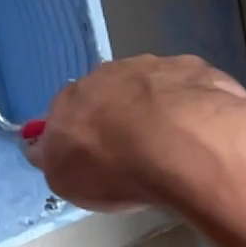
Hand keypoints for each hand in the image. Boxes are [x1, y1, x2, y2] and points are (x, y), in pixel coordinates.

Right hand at [25, 55, 245, 211]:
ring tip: (172, 145)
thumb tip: (43, 149)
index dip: (78, 133)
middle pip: (108, 94)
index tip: (91, 156)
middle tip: (132, 151)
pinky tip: (202, 132)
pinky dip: (193, 105)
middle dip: (117, 116)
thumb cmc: (113, 168)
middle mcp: (107, 74)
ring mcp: (155, 67)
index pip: (65, 111)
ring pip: (149, 86)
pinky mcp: (198, 70)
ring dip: (155, 108)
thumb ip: (53, 159)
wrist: (182, 147)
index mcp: (69, 99)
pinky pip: (191, 87)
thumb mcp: (65, 180)